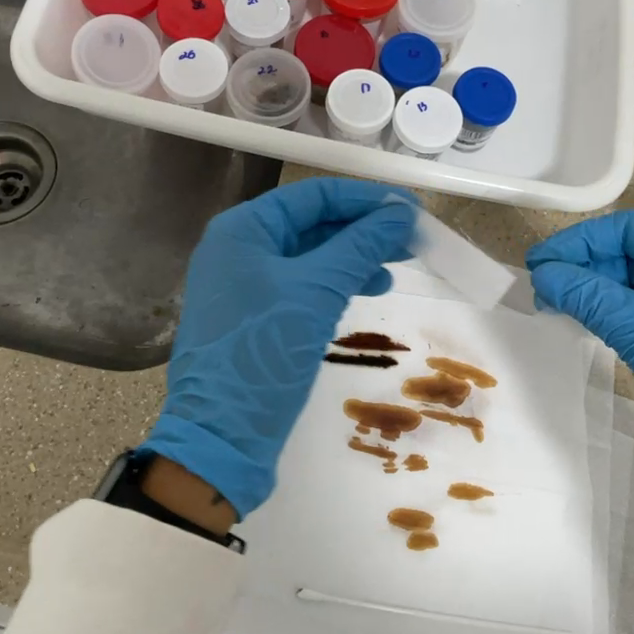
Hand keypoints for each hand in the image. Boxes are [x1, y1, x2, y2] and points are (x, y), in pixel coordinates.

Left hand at [140, 177, 416, 517]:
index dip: (364, 198)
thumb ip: (359, 247)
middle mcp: (240, 248)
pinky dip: (337, 283)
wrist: (221, 437)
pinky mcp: (257, 316)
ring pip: (311, 255)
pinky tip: (369, 289)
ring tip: (400, 264)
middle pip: (312, 223)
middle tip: (412, 236)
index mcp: (243, 229)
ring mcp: (245, 284)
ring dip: (355, 256)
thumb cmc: (263, 352)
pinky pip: (304, 285)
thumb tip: (400, 212)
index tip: (411, 207)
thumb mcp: (316, 292)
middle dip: (362, 228)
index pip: (312, 195)